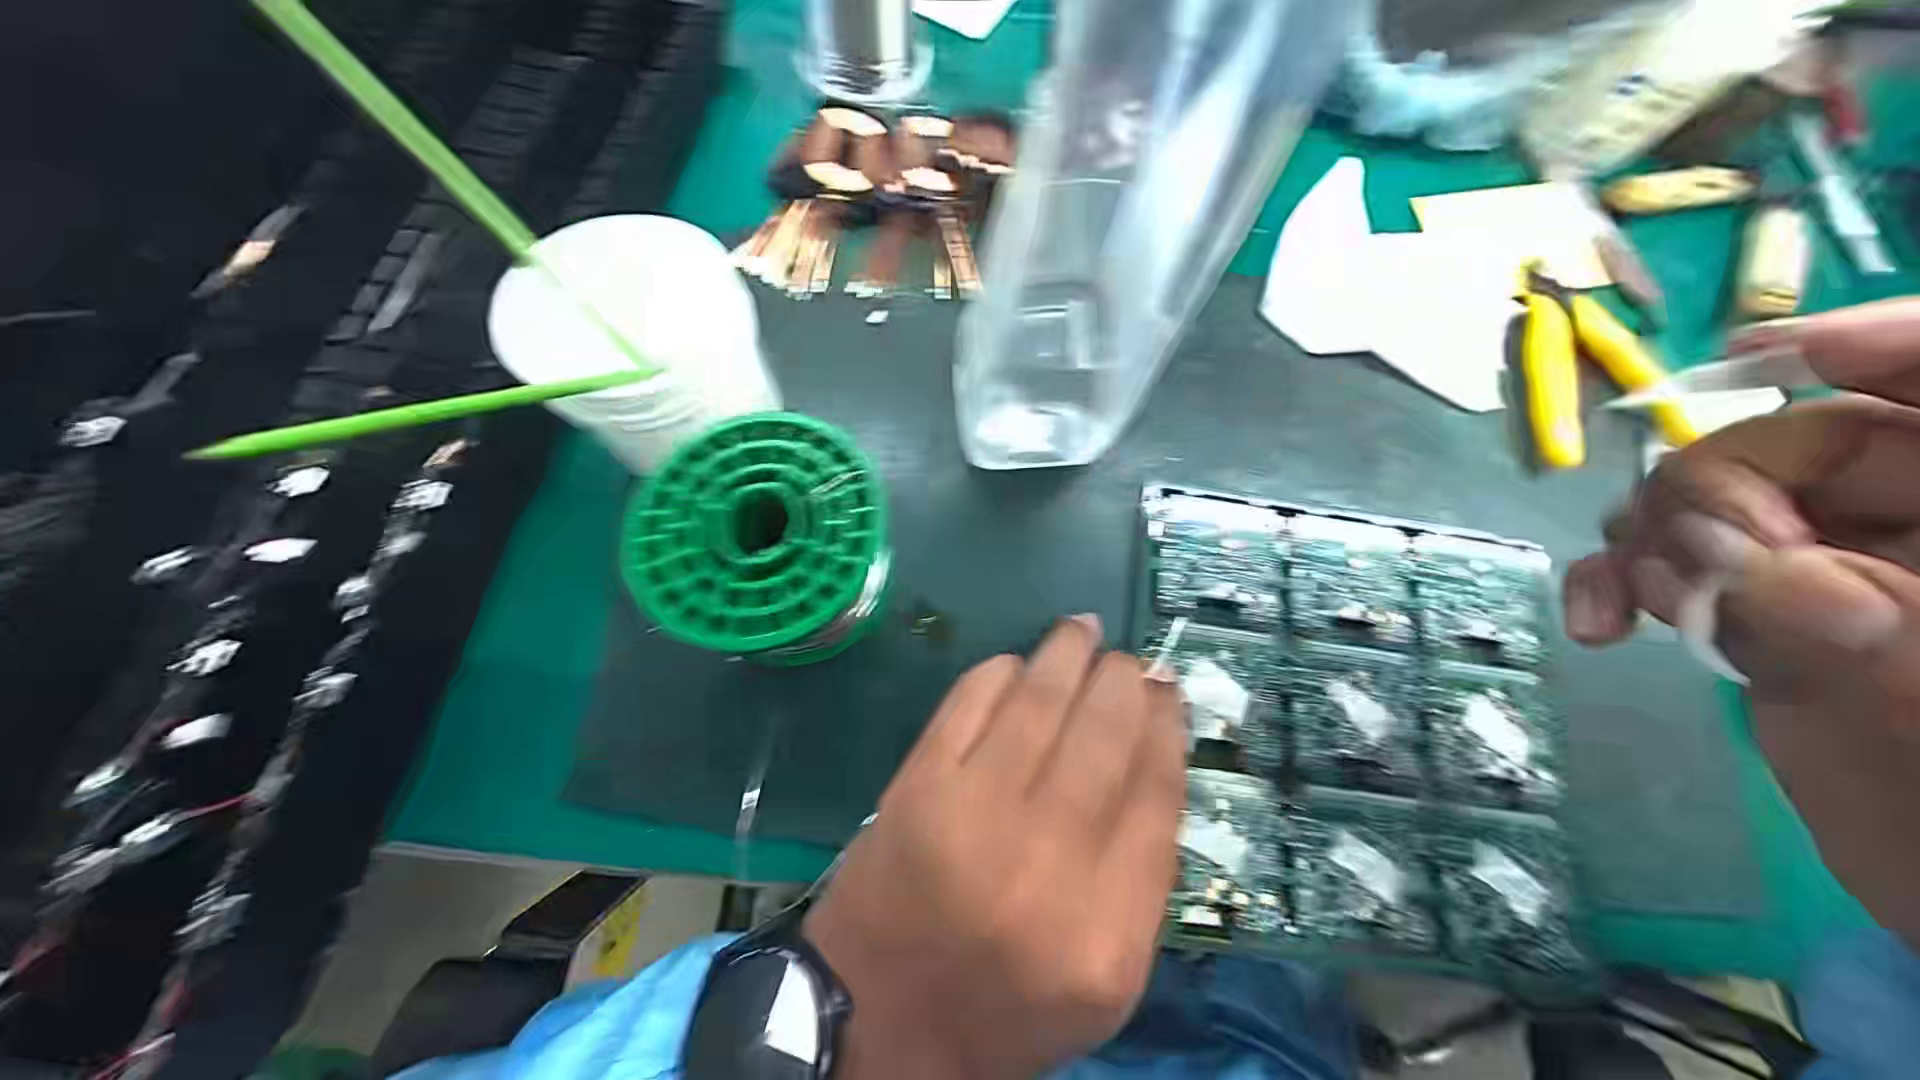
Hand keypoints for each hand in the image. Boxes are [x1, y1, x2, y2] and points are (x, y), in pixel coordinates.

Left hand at [803, 616, 1184, 1079]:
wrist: (879, 1014)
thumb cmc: (1003, 1000)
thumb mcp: (1102, 977)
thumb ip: (1140, 876)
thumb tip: (1153, 755)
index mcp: (1106, 931)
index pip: (1155, 795)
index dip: (1167, 728)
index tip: (1168, 692)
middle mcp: (1044, 863)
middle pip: (1102, 737)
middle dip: (1123, 681)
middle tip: (1129, 660)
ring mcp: (971, 814)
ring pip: (1039, 702)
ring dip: (1066, 652)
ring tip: (1082, 630)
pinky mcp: (917, 784)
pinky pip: (970, 700)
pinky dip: (1001, 670)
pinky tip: (1018, 662)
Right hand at [1563, 298, 1919, 945]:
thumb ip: (1859, 643)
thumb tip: (1720, 564)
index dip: (1892, 347)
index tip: (1762, 357)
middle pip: (1810, 442)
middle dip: (1715, 493)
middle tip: (1680, 574)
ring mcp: (1840, 571)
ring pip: (1717, 501)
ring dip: (1646, 541)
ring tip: (1629, 610)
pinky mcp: (1762, 611)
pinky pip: (1673, 565)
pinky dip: (1619, 581)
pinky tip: (1595, 621)